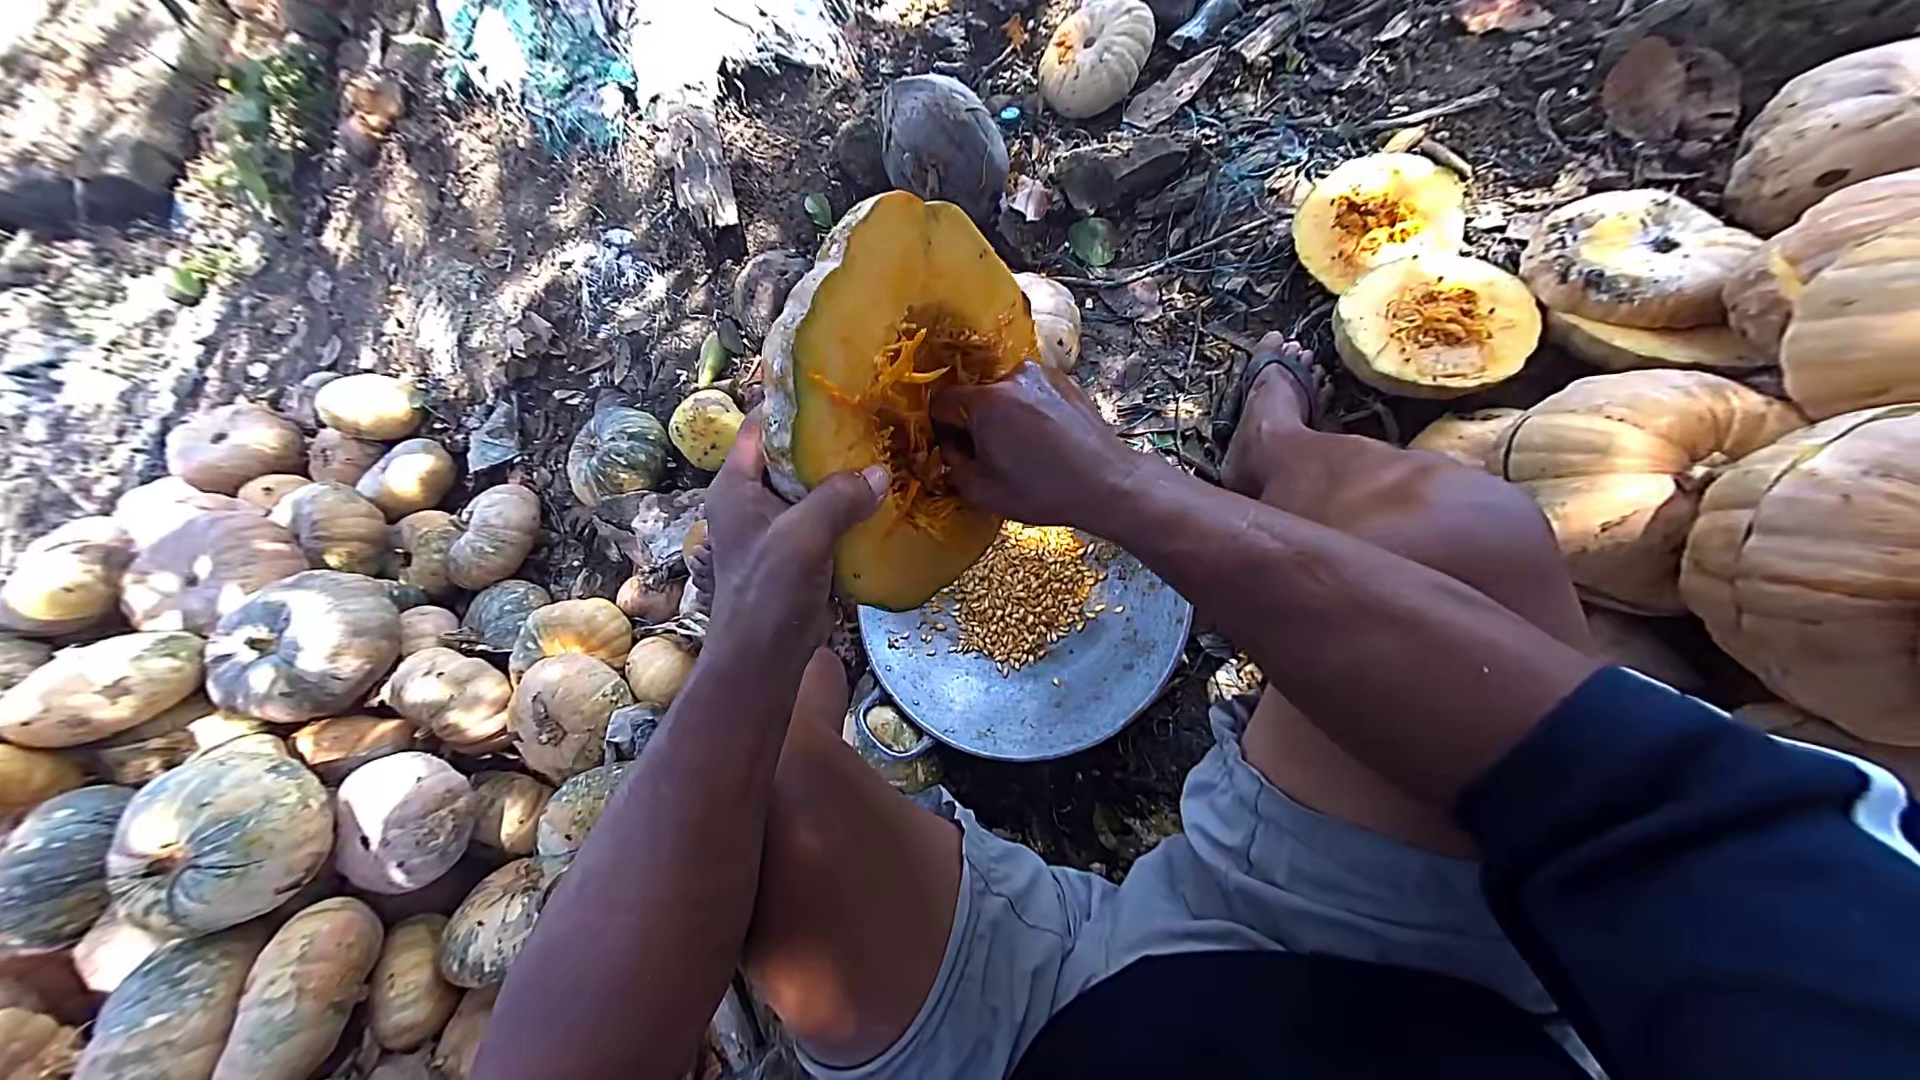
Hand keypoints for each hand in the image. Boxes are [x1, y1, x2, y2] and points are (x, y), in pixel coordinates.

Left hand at [703, 411, 886, 664]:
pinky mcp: (800, 548)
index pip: (758, 427)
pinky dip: (850, 507)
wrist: (765, 656)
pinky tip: (881, 499)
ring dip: (843, 477)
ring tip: (884, 455)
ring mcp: (777, 525)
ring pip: (813, 487)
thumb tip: (880, 473)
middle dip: (829, 441)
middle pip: (791, 455)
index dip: (790, 405)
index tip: (834, 390)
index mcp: (736, 486)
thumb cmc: (768, 592)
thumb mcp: (801, 537)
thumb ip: (838, 499)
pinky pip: (826, 516)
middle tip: (872, 422)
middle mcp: (753, 500)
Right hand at [932, 363, 1142, 527]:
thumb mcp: (983, 492)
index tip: (953, 448)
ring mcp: (1043, 375)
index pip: (943, 402)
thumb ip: (953, 466)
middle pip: (975, 396)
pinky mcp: (1065, 381)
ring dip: (1003, 417)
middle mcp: (1013, 378)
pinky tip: (1043, 441)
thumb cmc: (1045, 491)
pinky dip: (1028, 412)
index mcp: (987, 402)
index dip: (941, 428)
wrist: (1108, 483)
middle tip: (990, 456)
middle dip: (975, 423)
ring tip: (1023, 450)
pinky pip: (1031, 393)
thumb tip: (951, 450)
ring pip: (1004, 395)